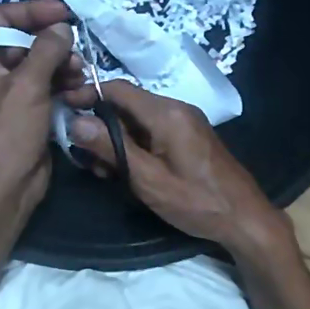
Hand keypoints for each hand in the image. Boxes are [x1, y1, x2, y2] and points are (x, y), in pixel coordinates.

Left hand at [0, 0, 86, 217]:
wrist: (5, 184)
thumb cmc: (9, 130)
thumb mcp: (29, 84)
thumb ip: (47, 49)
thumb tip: (63, 28)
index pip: (2, 18)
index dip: (32, 11)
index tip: (63, 13)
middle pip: (24, 41)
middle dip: (53, 44)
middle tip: (76, 53)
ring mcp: (8, 92)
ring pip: (39, 64)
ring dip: (62, 65)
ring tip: (80, 75)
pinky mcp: (25, 110)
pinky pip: (46, 86)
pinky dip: (62, 84)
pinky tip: (79, 90)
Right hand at [69, 80, 288, 254]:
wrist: (245, 220)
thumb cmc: (196, 202)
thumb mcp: (147, 179)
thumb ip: (111, 147)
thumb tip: (76, 121)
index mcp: (166, 113)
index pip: (118, 88)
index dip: (88, 94)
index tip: (64, 108)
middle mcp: (176, 108)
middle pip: (126, 104)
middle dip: (100, 126)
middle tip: (85, 158)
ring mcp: (185, 122)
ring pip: (137, 120)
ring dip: (116, 140)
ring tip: (104, 172)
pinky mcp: (189, 136)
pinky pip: (152, 131)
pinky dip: (134, 146)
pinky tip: (127, 171)